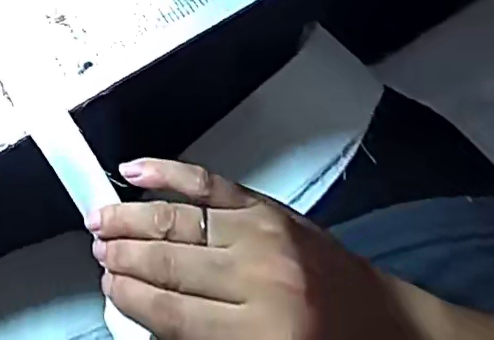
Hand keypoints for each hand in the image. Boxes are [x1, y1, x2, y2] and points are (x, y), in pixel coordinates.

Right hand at [88, 158, 420, 339]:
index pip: (172, 312)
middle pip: (166, 261)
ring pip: (173, 218)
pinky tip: (131, 170)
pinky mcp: (263, 204)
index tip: (107, 288)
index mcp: (264, 337)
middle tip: (96, 251)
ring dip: (128, 217)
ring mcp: (258, 233)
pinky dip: (162, 171)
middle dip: (121, 255)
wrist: (397, 332)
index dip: (130, 297)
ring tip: (99, 219)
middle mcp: (257, 280)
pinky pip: (202, 180)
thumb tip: (144, 312)